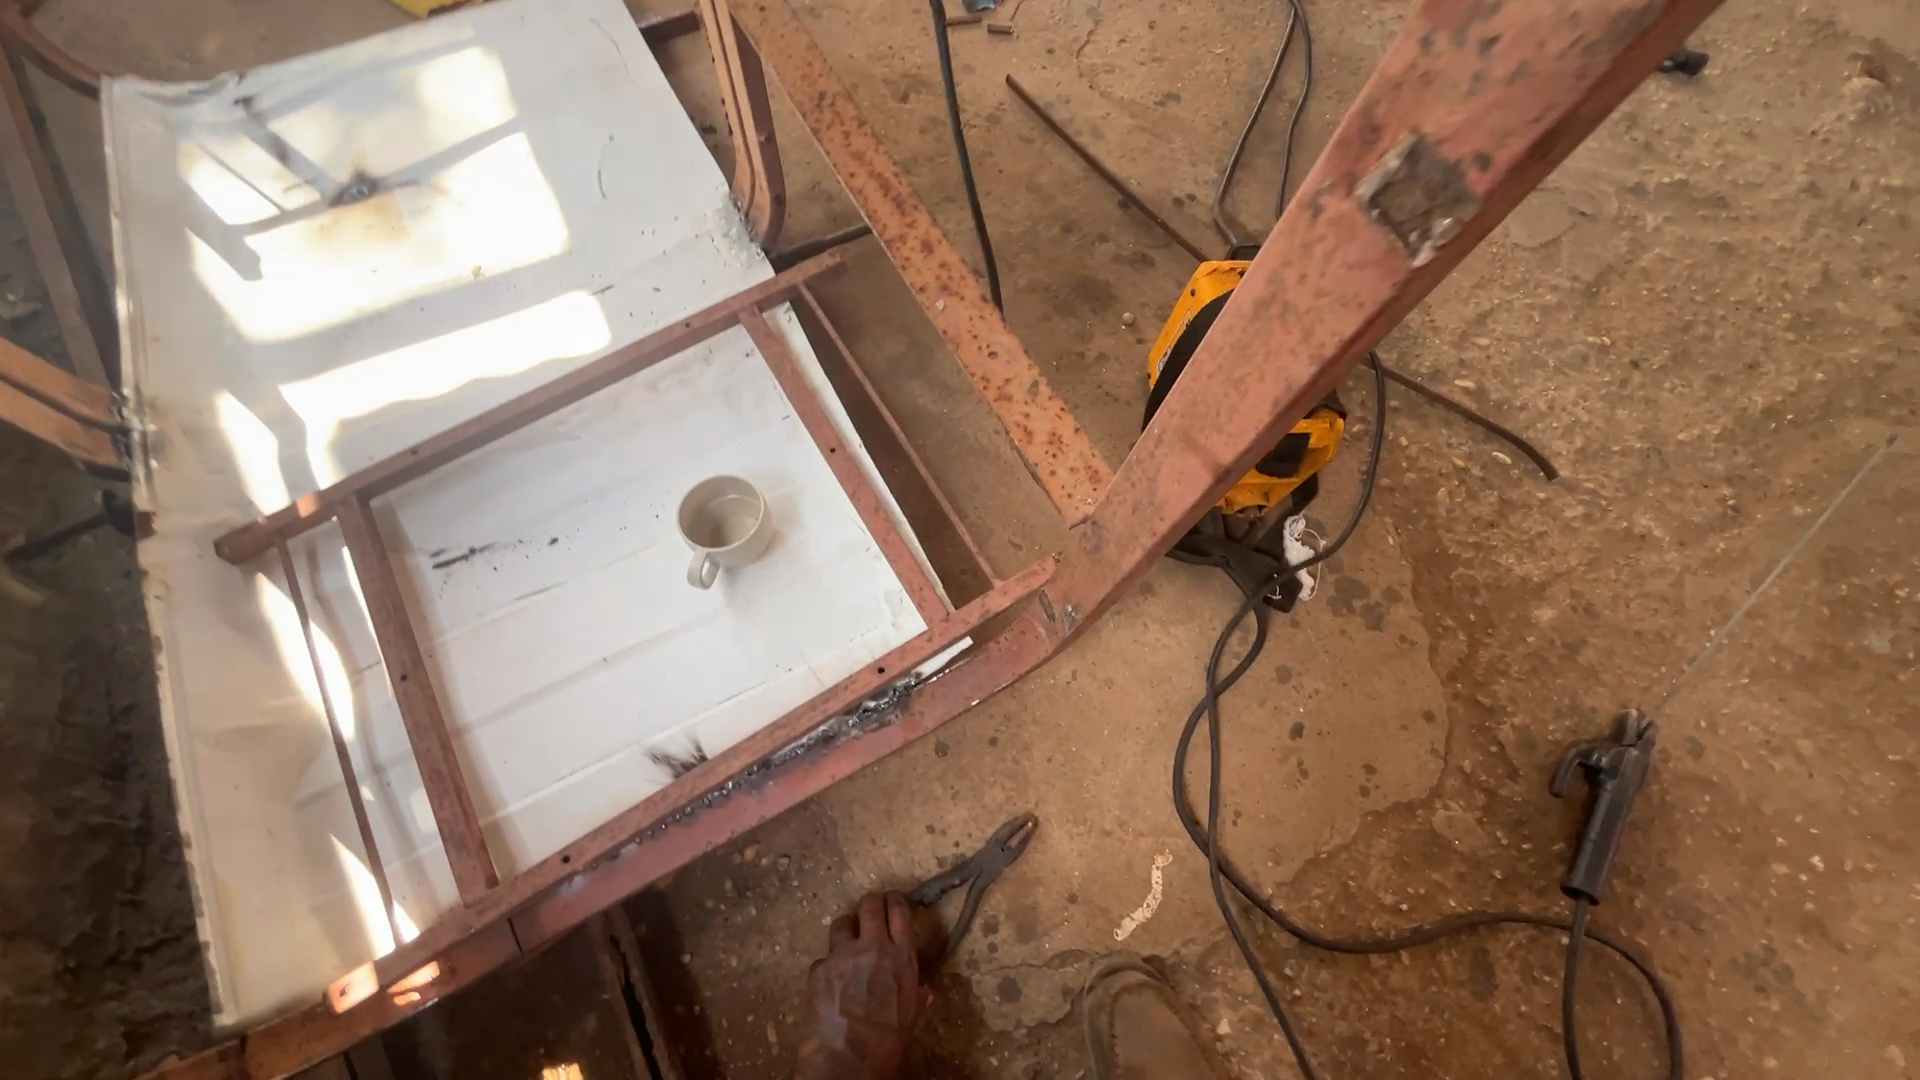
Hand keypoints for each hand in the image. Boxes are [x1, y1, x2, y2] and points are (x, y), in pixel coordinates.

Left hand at [793, 891, 926, 1079]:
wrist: (847, 1059)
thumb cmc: (887, 1043)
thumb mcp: (909, 1015)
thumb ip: (915, 994)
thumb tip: (927, 992)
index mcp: (900, 957)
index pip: (899, 911)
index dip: (895, 899)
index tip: (893, 899)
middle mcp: (873, 947)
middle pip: (870, 905)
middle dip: (870, 903)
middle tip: (870, 909)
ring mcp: (843, 955)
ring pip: (841, 923)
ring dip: (846, 929)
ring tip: (847, 941)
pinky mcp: (820, 968)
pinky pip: (823, 957)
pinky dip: (827, 964)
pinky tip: (830, 979)